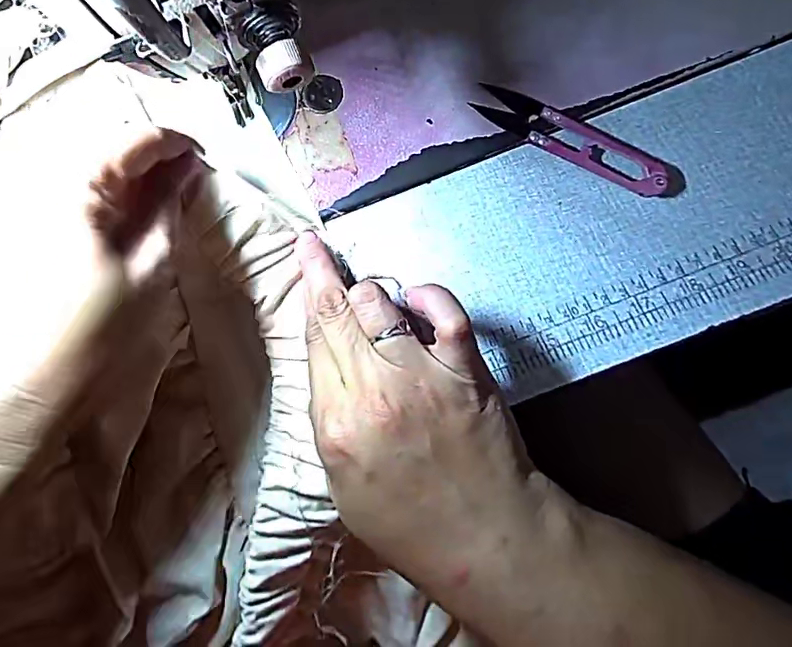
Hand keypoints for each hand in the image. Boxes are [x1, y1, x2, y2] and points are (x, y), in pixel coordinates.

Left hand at [0, 127, 203, 481]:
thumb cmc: (82, 346)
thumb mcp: (147, 275)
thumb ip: (168, 208)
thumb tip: (185, 166)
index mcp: (72, 180)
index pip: (137, 135)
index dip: (176, 144)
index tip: (198, 161)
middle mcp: (30, 171)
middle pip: (102, 141)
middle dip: (143, 159)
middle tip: (172, 189)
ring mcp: (3, 194)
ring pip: (73, 161)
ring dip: (111, 175)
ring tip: (135, 209)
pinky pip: (45, 184)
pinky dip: (80, 194)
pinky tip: (91, 227)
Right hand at [298, 232, 558, 597]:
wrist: (489, 546)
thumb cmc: (409, 522)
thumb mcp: (341, 481)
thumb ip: (325, 413)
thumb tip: (323, 354)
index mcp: (337, 423)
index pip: (315, 335)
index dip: (306, 291)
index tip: (302, 259)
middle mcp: (374, 391)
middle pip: (338, 309)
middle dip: (319, 267)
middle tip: (313, 245)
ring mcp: (422, 376)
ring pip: (380, 301)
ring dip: (370, 292)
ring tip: (371, 300)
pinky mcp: (465, 369)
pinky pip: (443, 310)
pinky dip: (426, 295)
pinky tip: (415, 298)